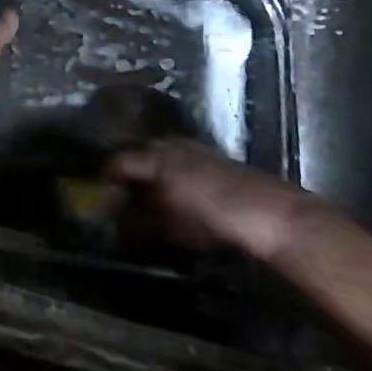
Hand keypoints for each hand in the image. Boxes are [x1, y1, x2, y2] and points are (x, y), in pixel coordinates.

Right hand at [103, 140, 318, 260]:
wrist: (274, 216)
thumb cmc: (211, 218)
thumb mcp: (168, 225)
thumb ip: (138, 221)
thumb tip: (117, 223)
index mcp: (152, 156)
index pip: (117, 162)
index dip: (105, 178)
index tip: (97, 193)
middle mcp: (169, 145)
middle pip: (139, 155)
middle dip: (129, 174)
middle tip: (121, 194)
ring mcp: (195, 149)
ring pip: (162, 157)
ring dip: (152, 173)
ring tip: (149, 196)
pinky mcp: (216, 159)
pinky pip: (182, 162)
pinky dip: (172, 175)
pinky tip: (177, 194)